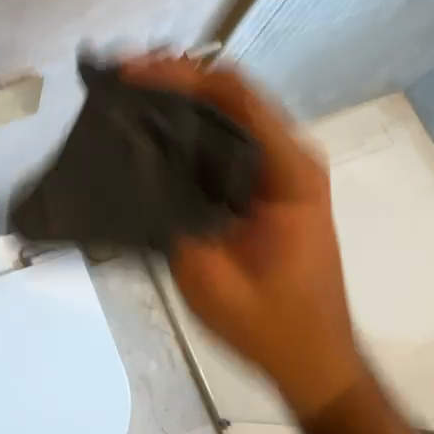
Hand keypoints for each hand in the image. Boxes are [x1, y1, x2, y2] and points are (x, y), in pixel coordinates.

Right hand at [124, 56, 364, 418]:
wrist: (314, 360)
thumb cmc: (268, 324)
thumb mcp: (208, 272)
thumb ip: (173, 210)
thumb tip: (136, 156)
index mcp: (288, 170)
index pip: (234, 95)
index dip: (179, 74)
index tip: (131, 73)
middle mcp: (290, 155)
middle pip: (231, 91)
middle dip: (174, 75)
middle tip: (119, 76)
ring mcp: (281, 166)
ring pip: (228, 107)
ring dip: (180, 94)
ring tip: (126, 91)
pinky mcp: (267, 181)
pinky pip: (227, 133)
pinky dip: (189, 120)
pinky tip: (151, 125)